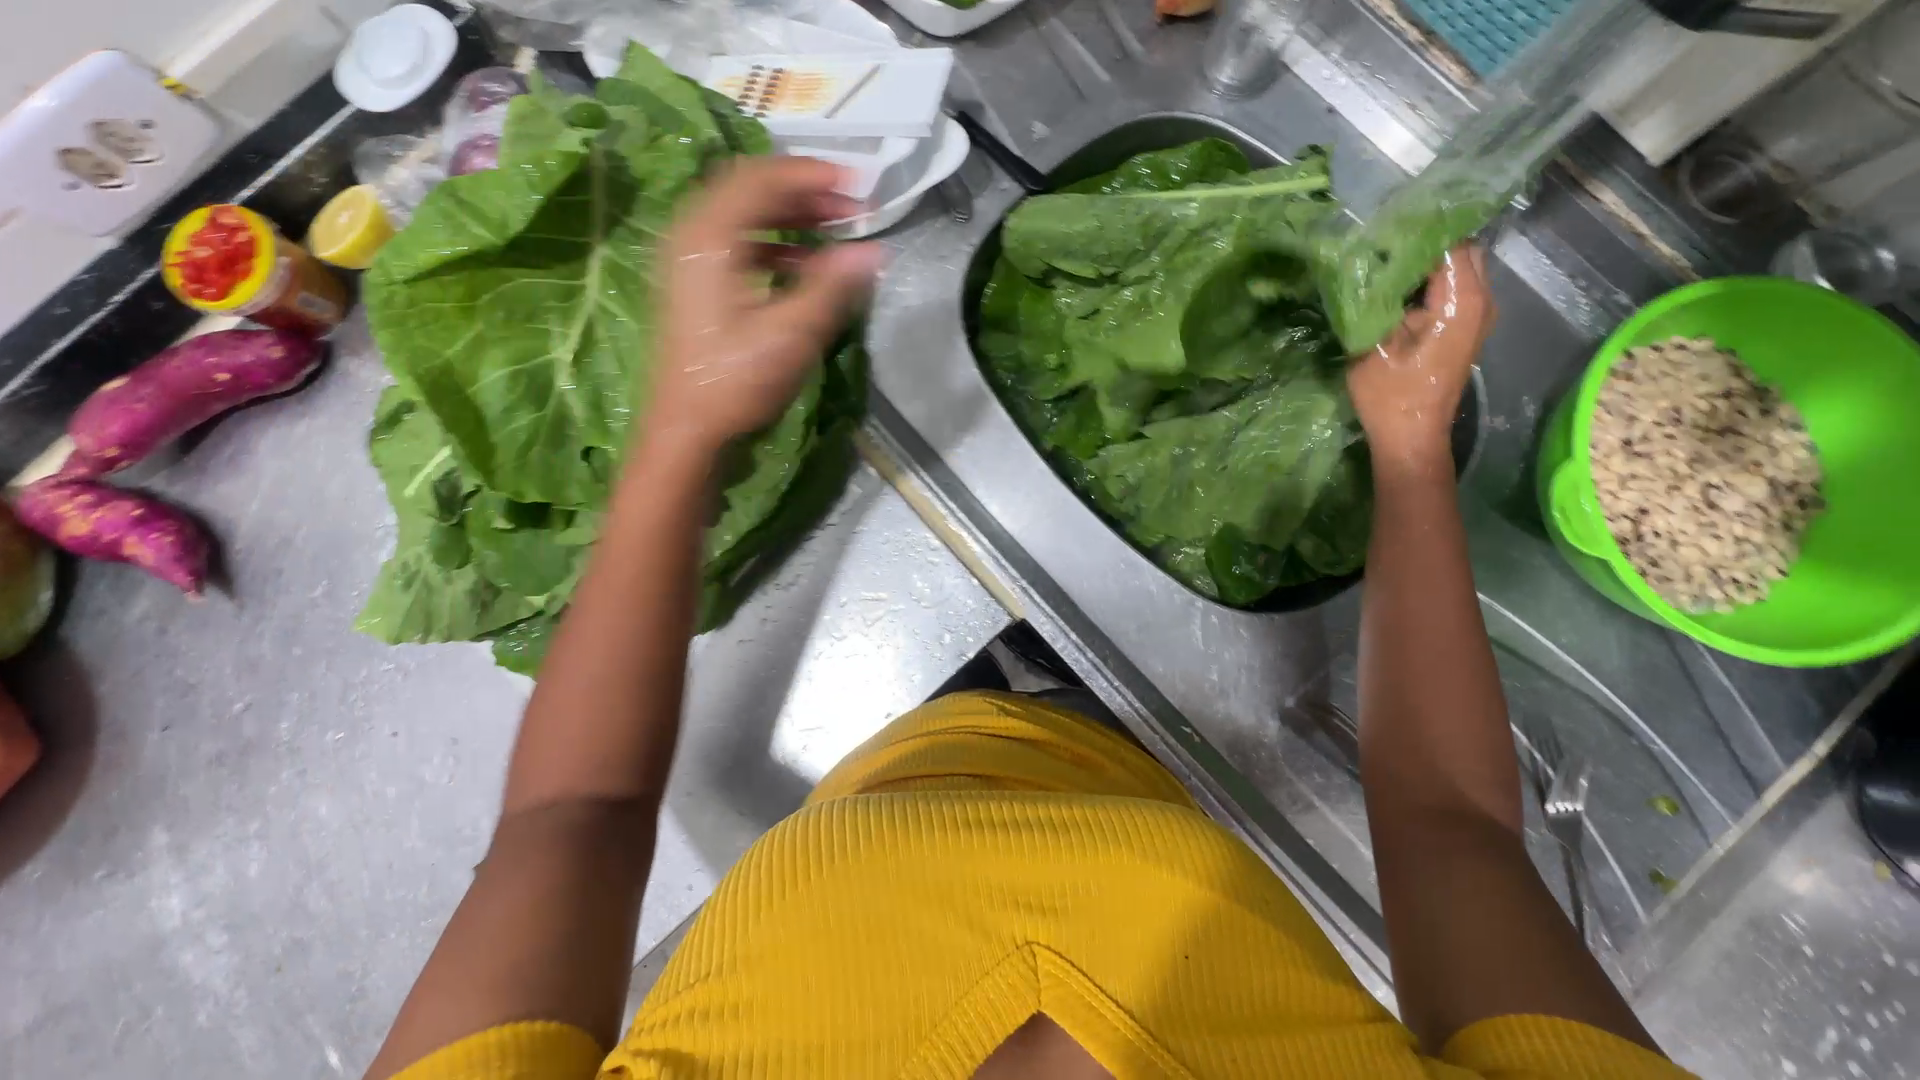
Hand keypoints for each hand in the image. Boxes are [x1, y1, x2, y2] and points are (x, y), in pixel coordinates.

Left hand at [646, 157, 883, 457]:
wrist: (685, 429)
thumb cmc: (734, 382)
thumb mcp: (791, 334)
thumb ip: (833, 286)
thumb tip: (875, 250)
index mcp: (709, 236)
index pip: (764, 178)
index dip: (814, 175)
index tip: (858, 184)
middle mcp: (692, 235)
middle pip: (752, 188)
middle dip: (805, 192)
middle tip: (852, 207)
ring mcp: (689, 258)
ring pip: (744, 214)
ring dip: (791, 215)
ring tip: (835, 230)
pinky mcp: (694, 283)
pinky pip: (736, 241)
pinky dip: (774, 242)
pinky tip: (804, 263)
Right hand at [1346, 245, 1494, 466]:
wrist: (1411, 438)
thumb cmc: (1390, 395)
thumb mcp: (1371, 343)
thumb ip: (1372, 298)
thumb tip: (1365, 261)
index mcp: (1462, 301)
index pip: (1449, 241)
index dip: (1418, 229)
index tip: (1384, 225)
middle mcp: (1482, 301)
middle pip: (1460, 250)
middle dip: (1425, 242)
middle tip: (1384, 241)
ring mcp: (1479, 315)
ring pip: (1459, 268)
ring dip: (1427, 262)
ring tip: (1387, 260)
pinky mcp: (1467, 327)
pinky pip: (1455, 288)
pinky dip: (1431, 281)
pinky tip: (1398, 287)